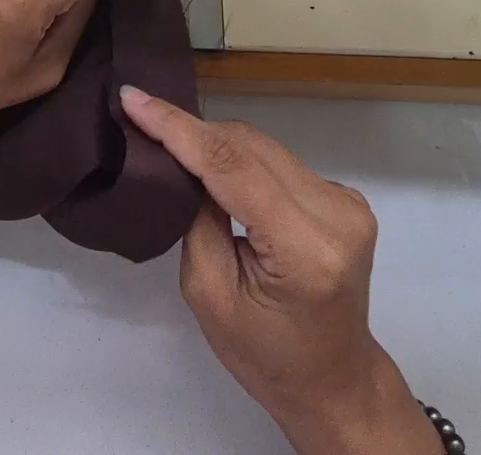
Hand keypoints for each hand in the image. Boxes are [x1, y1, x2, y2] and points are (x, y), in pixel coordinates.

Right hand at [121, 88, 442, 454]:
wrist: (333, 380)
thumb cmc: (263, 355)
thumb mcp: (209, 295)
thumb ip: (196, 220)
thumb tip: (183, 160)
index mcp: (305, 249)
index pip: (232, 167)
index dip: (178, 128)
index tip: (133, 99)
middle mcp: (337, 214)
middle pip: (249, 146)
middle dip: (193, 130)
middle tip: (141, 120)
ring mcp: (348, 202)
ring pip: (264, 145)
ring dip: (216, 142)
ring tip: (171, 142)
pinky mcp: (346, 198)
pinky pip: (279, 160)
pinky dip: (242, 158)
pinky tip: (216, 169)